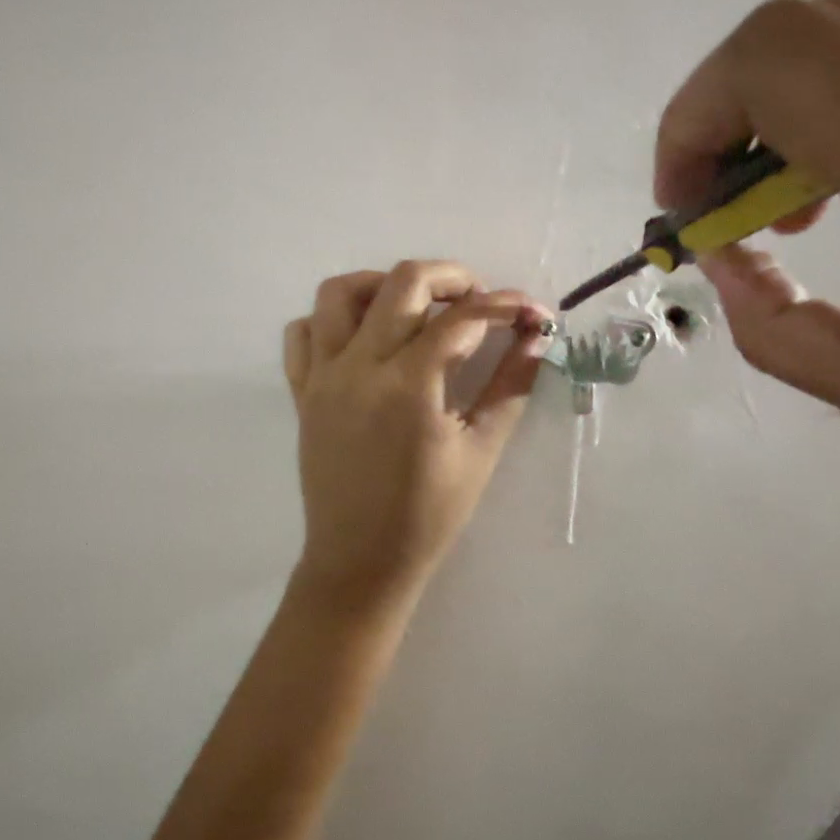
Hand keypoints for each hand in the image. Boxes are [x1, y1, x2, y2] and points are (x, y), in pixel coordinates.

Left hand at [282, 261, 553, 600]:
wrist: (360, 561)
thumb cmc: (428, 516)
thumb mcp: (479, 453)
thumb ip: (508, 388)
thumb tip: (536, 340)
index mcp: (409, 385)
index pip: (462, 319)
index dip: (505, 306)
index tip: (533, 313)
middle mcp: (359, 367)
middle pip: (401, 282)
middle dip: (451, 277)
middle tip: (479, 300)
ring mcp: (323, 377)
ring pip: (339, 293)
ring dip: (383, 284)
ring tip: (415, 308)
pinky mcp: (303, 393)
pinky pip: (303, 333)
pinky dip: (331, 320)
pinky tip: (363, 339)